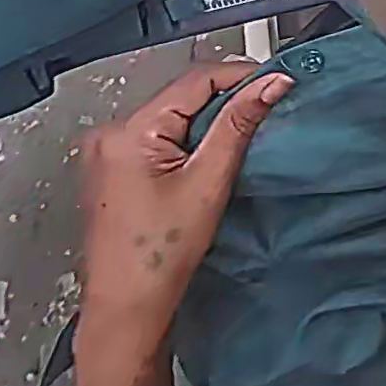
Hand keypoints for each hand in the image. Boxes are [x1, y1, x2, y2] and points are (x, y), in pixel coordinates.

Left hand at [78, 61, 293, 342]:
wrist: (127, 310)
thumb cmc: (161, 255)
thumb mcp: (209, 181)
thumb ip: (240, 123)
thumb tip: (270, 84)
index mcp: (129, 132)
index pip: (196, 79)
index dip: (241, 75)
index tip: (275, 80)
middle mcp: (112, 133)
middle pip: (184, 94)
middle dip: (228, 97)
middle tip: (266, 107)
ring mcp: (110, 150)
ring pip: (176, 113)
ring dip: (212, 118)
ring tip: (243, 132)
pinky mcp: (116, 165)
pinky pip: (163, 133)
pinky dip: (193, 136)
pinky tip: (212, 153)